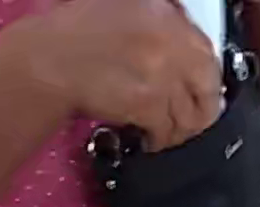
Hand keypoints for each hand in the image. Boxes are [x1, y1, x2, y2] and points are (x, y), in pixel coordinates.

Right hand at [21, 0, 222, 149]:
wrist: (50, 59)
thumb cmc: (78, 33)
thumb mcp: (126, 10)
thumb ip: (160, 26)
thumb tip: (183, 51)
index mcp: (164, 13)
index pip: (206, 51)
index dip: (209, 78)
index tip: (205, 94)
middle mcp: (168, 41)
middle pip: (206, 85)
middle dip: (203, 110)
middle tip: (193, 122)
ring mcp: (159, 73)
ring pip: (188, 114)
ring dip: (180, 130)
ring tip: (168, 135)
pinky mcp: (146, 102)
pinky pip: (167, 130)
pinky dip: (160, 140)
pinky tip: (151, 141)